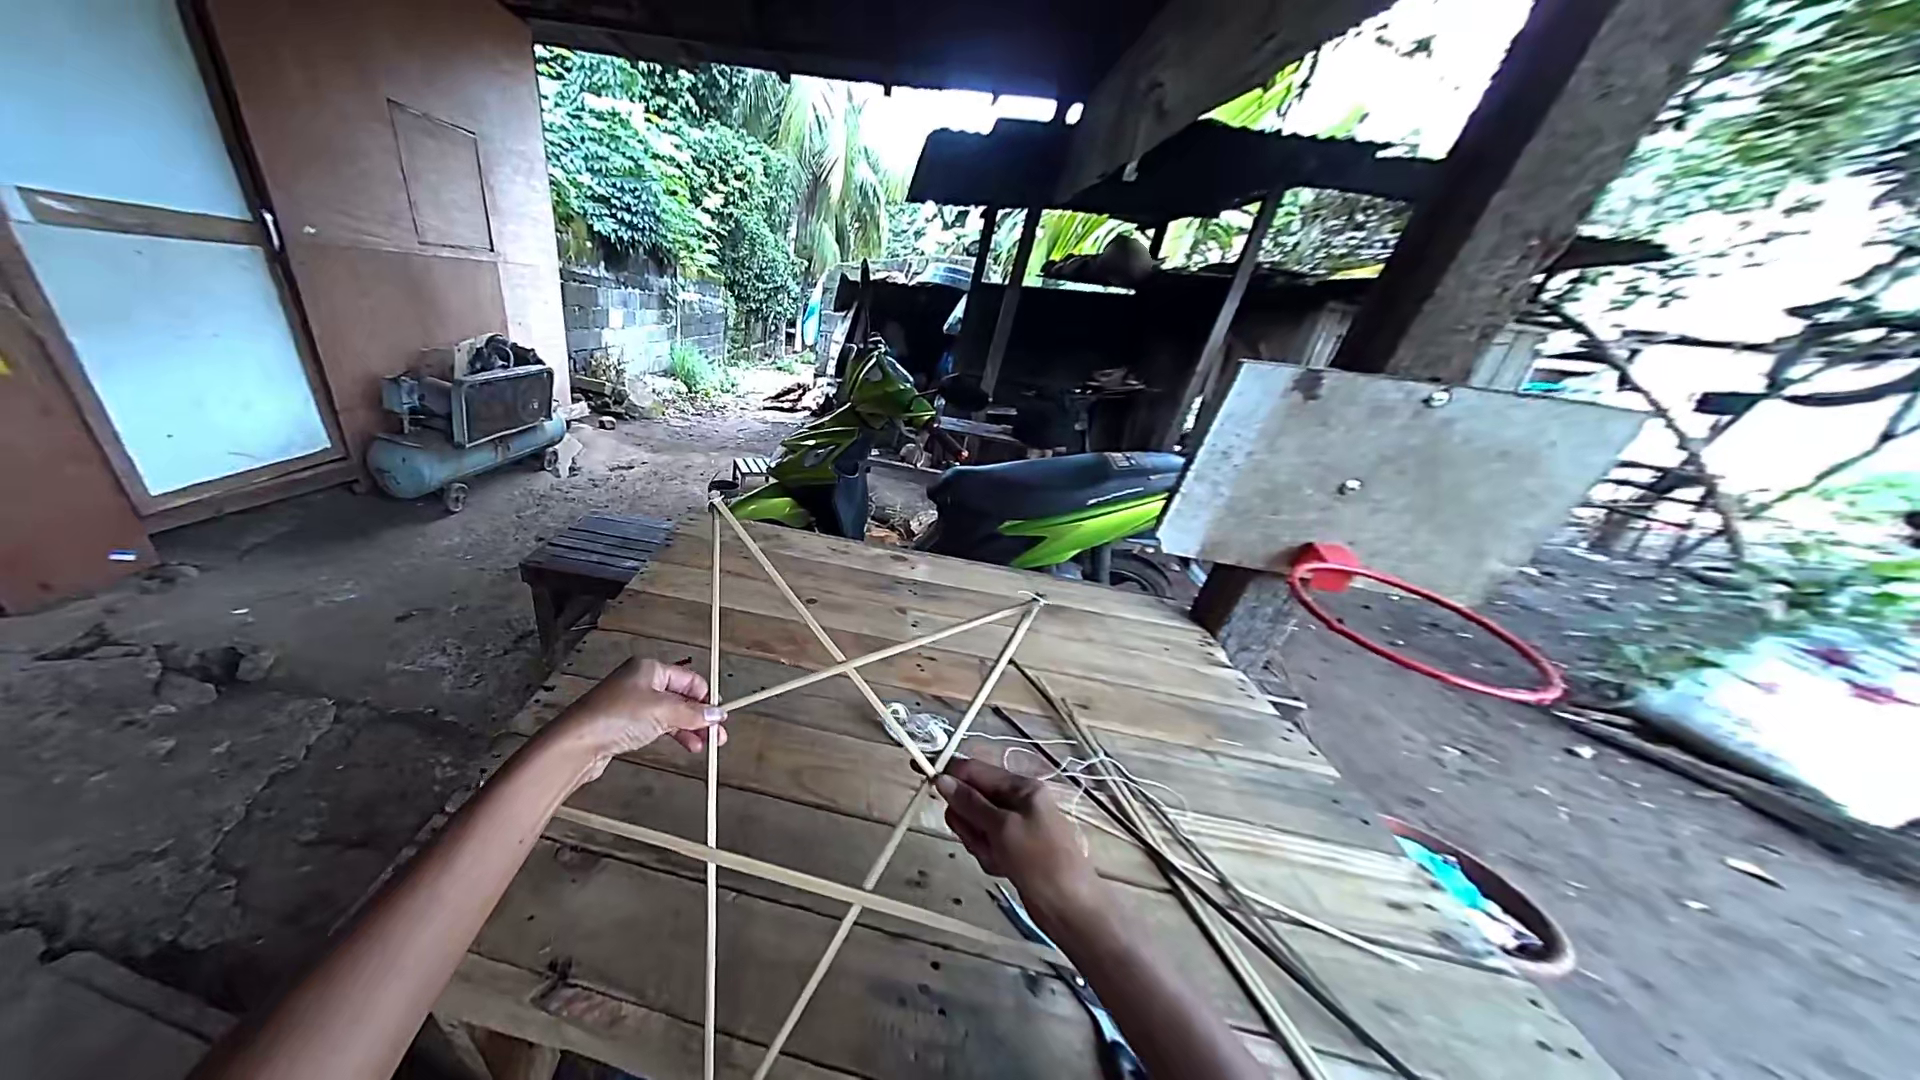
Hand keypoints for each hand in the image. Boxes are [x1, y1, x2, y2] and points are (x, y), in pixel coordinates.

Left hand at [547, 658, 725, 779]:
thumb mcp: (663, 712)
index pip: (690, 680)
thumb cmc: (613, 717)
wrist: (574, 745)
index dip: (706, 698)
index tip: (719, 716)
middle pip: (682, 697)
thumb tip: (716, 714)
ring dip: (689, 728)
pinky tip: (685, 745)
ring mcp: (632, 704)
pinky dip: (673, 734)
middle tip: (716, 736)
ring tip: (703, 745)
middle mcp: (641, 682)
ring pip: (671, 714)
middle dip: (700, 716)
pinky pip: (658, 726)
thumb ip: (693, 713)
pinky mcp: (624, 724)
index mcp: (650, 669)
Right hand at [935, 757, 1107, 925]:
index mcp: (1020, 786)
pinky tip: (1003, 869)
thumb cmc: (1041, 861)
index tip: (920, 772)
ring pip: (975, 824)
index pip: (975, 770)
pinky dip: (988, 856)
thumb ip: (970, 803)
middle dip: (968, 820)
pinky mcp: (1012, 849)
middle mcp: (1017, 801)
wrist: (1071, 909)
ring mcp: (1014, 826)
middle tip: (982, 838)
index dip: (948, 772)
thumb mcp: (1003, 828)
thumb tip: (941, 778)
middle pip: (971, 799)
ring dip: (978, 842)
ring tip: (998, 857)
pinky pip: (985, 844)